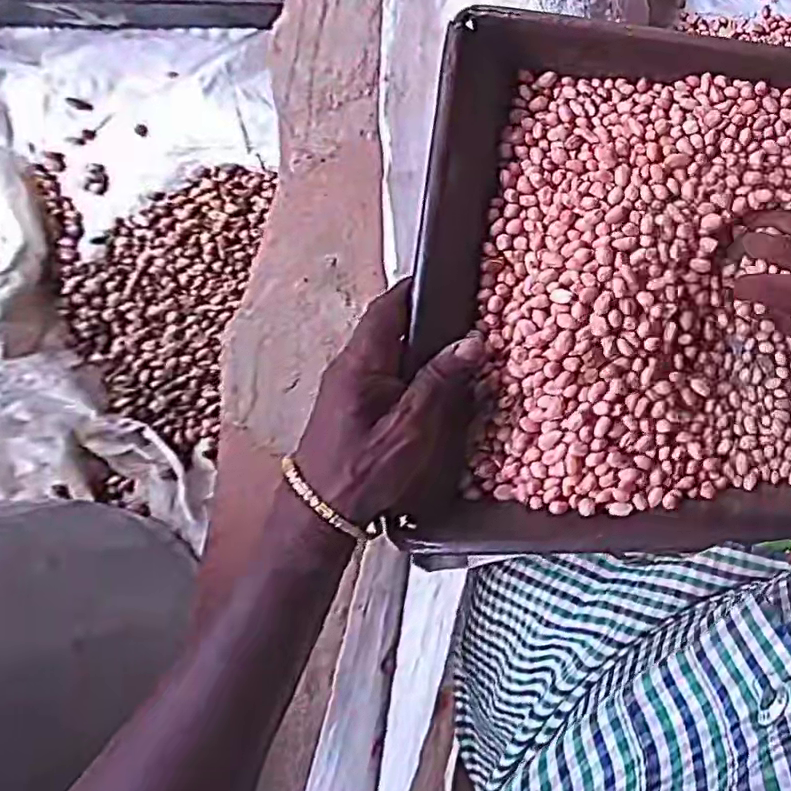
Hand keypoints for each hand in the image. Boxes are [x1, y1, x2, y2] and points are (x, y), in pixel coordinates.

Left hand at [290, 279, 484, 526]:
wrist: (318, 514)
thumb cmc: (362, 470)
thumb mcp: (409, 426)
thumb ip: (439, 381)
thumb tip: (473, 341)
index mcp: (360, 363)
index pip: (387, 308)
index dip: (415, 287)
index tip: (446, 275)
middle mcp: (351, 366)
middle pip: (390, 323)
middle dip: (427, 313)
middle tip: (466, 308)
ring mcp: (350, 384)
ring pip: (391, 346)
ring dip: (422, 339)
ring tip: (461, 338)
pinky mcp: (355, 401)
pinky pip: (390, 367)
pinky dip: (415, 362)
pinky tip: (439, 376)